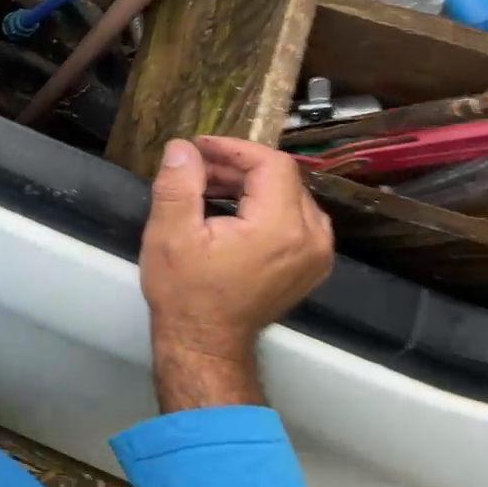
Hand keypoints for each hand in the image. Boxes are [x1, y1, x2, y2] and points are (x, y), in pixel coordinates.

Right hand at [139, 136, 334, 411]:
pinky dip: (265, 208)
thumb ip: (178, 186)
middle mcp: (313, 236)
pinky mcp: (312, 266)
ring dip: (252, 187)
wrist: (204, 339)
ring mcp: (318, 254)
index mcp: (280, 226)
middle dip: (238, 167)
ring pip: (292, 199)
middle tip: (194, 170)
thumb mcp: (168, 234)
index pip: (272, 165)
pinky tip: (231, 215)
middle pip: (284, 180)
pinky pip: (296, 221)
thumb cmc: (183, 289)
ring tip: (208, 190)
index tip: (197, 147)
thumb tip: (182, 148)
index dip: (234, 148)